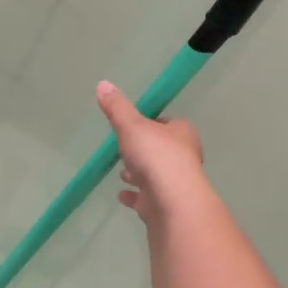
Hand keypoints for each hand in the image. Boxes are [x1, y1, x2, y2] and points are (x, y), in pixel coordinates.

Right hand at [96, 80, 211, 226]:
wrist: (170, 199)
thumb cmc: (155, 155)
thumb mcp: (131, 125)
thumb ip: (117, 108)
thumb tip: (102, 84)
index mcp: (182, 132)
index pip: (167, 123)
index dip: (150, 124)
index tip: (133, 127)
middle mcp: (184, 156)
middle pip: (161, 149)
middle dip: (143, 150)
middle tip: (125, 150)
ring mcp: (176, 182)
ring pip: (155, 174)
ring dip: (138, 173)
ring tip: (122, 173)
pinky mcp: (165, 203)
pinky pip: (147, 197)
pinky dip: (134, 195)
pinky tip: (122, 195)